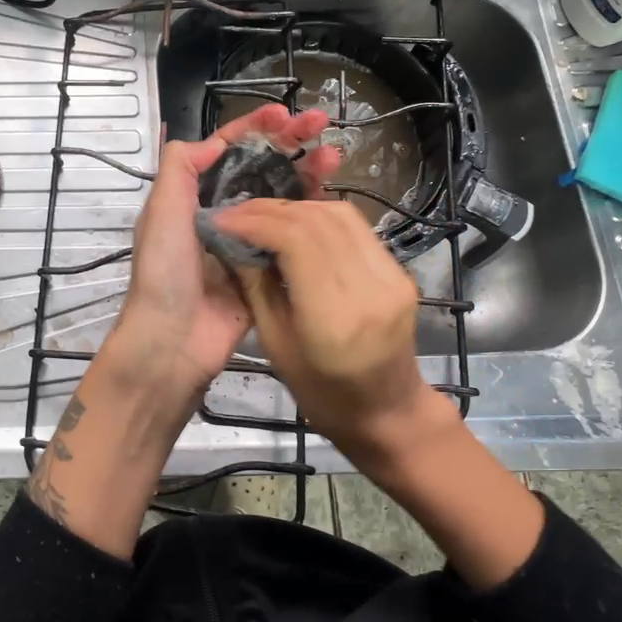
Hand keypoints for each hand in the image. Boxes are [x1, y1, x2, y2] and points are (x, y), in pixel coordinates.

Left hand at [105, 105, 339, 403]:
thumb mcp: (161, 210)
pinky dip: (311, 215)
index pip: (228, 149)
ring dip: (306, 174)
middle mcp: (221, 212)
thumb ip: (182, 167)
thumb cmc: (165, 271)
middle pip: (261, 168)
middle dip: (290, 143)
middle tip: (323, 123)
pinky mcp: (267, 270)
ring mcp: (246, 241)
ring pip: (282, 197)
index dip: (256, 127)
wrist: (174, 341)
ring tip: (335, 155)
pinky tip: (331, 198)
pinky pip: (293, 236)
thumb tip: (216, 139)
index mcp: (194, 195)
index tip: (286, 112)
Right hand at [212, 198, 440, 459]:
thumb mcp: (275, 345)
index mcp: (334, 318)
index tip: (222, 221)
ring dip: (295, 208)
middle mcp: (370, 289)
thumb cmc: (323, 394)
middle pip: (316, 221)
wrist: (390, 413)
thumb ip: (255, 286)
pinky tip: (295, 226)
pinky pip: (355, 227)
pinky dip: (319, 217)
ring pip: (338, 214)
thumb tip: (231, 240)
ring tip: (262, 217)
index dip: (255, 222)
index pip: (296, 241)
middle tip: (235, 214)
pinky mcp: (400, 272)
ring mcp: (392, 277)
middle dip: (269, 210)